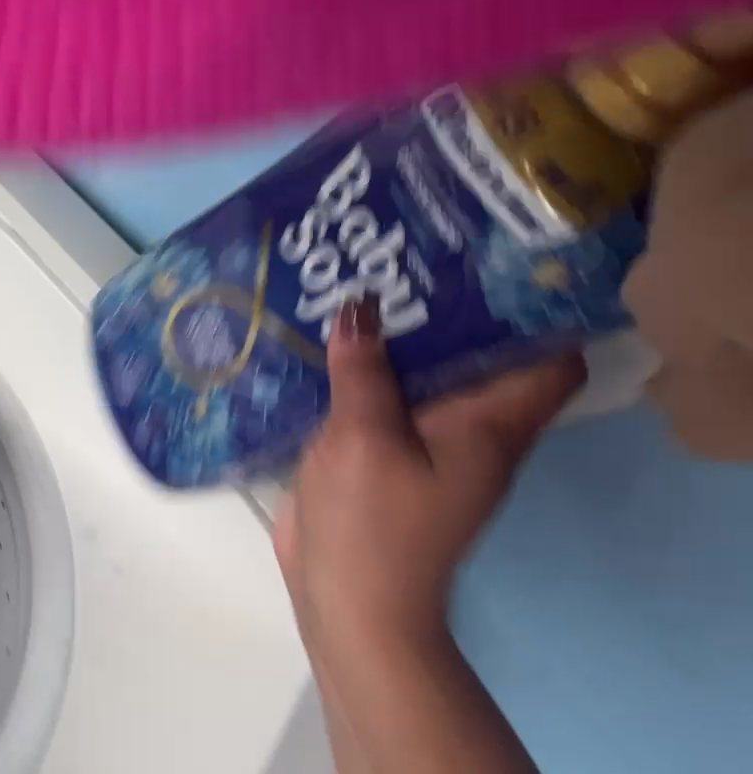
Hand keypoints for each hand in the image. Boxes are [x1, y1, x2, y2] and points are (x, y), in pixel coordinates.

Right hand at [276, 295, 584, 660]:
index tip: (481, 265)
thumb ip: (365, 372)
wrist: (348, 595)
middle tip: (389, 259)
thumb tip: (360, 305)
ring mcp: (418, 442)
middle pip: (472, 358)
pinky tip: (310, 345)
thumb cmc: (375, 520)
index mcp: (490, 426)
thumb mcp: (367, 438)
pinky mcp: (374, 453)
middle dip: (438, 310)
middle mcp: (465, 428)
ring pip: (415, 375)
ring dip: (387, 339)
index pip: (544, 360)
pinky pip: (372, 399)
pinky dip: (352, 370)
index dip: (530, 312)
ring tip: (343, 287)